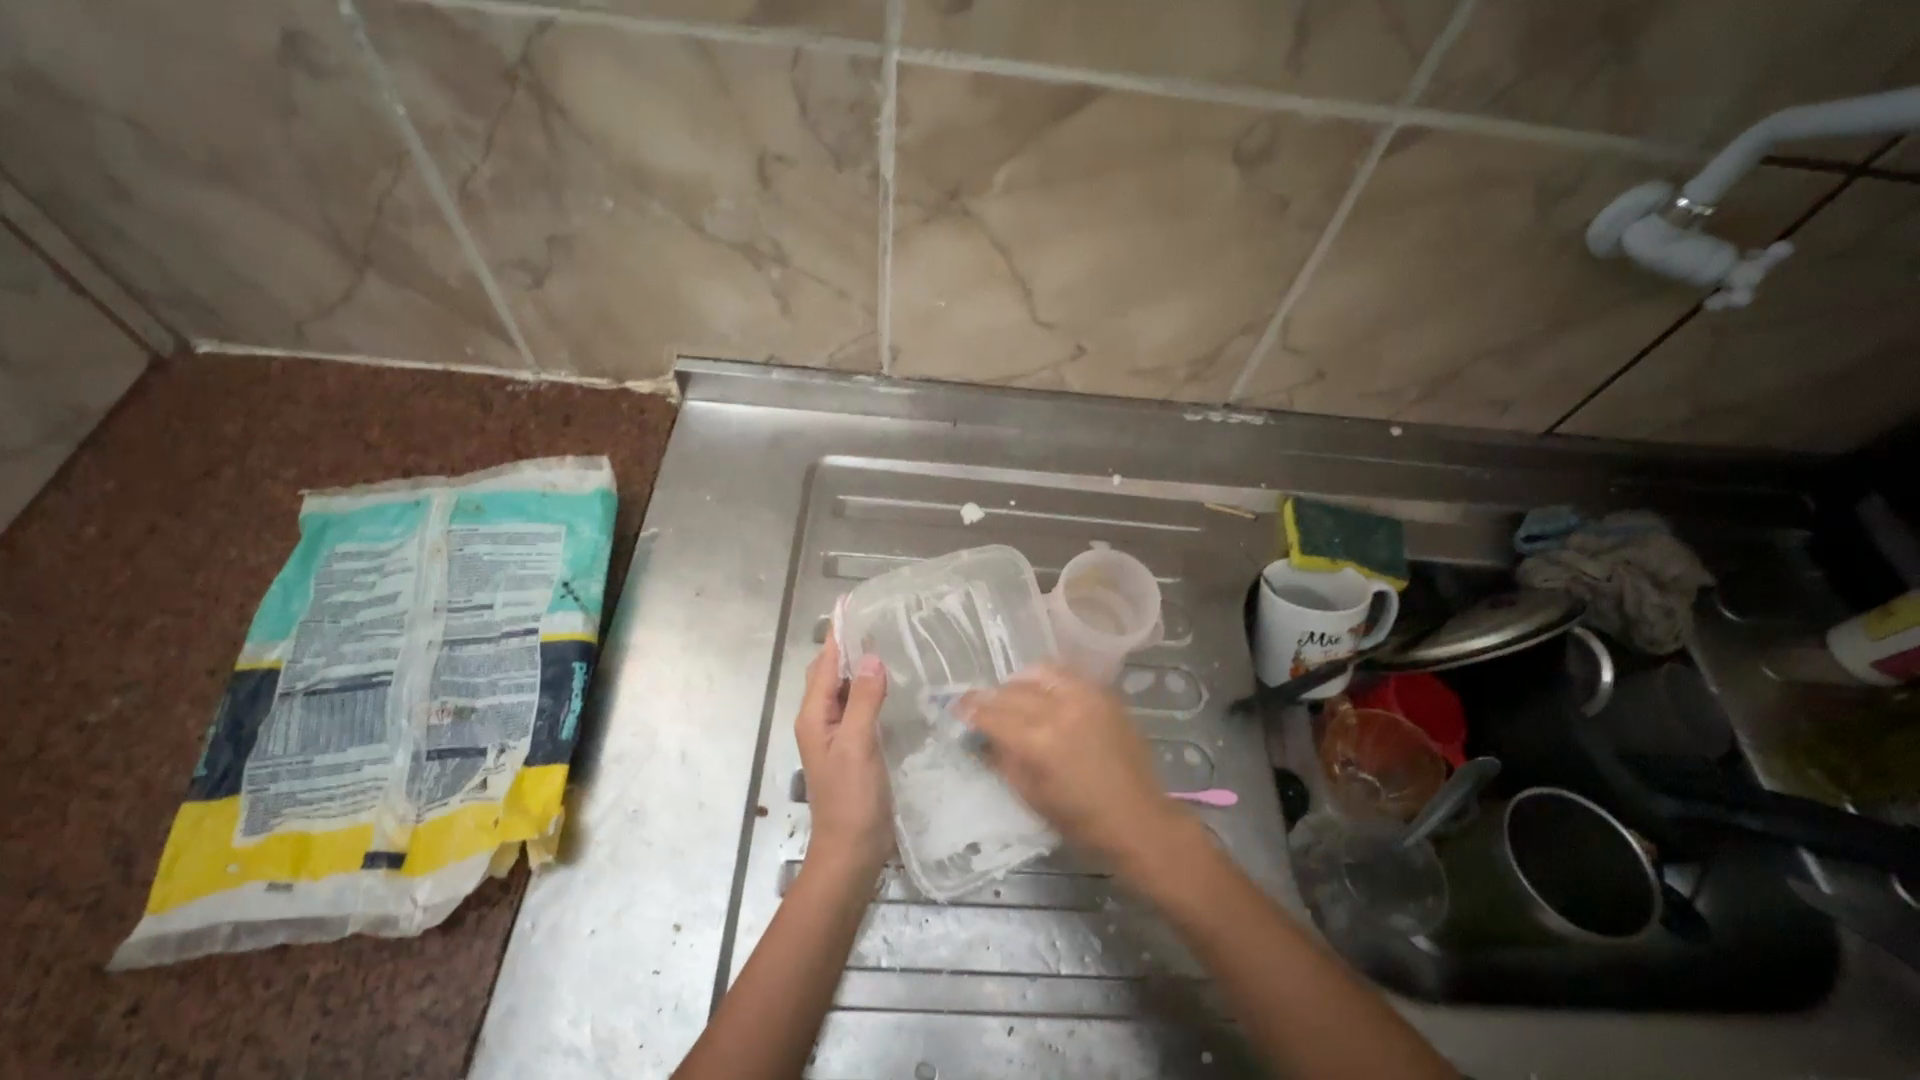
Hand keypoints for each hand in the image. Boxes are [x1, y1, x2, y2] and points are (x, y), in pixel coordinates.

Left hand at [795, 637, 891, 875]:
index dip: (839, 634)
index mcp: (813, 715)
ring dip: (860, 668)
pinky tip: (892, 689)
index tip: (853, 604)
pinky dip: (870, 692)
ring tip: (888, 646)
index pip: (824, 663)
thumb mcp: (857, 745)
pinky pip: (857, 709)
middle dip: (848, 646)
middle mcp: (819, 721)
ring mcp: (835, 737)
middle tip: (879, 621)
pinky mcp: (852, 750)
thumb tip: (870, 657)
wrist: (850, 852)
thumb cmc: (851, 800)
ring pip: (844, 691)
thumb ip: (862, 701)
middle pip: (830, 674)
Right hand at [960, 664, 1188, 870]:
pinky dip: (1049, 681)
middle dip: (991, 698)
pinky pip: (1068, 676)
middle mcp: (1062, 709)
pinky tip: (1043, 696)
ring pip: (1040, 673)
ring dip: (1019, 683)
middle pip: (1013, 691)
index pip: (993, 714)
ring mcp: (1087, 698)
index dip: (970, 710)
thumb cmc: (1081, 821)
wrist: (1138, 820)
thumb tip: (982, 738)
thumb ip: (1003, 761)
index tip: (956, 709)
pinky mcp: (1106, 696)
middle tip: (981, 707)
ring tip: (1013, 697)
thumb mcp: (1031, 797)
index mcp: (1040, 741)